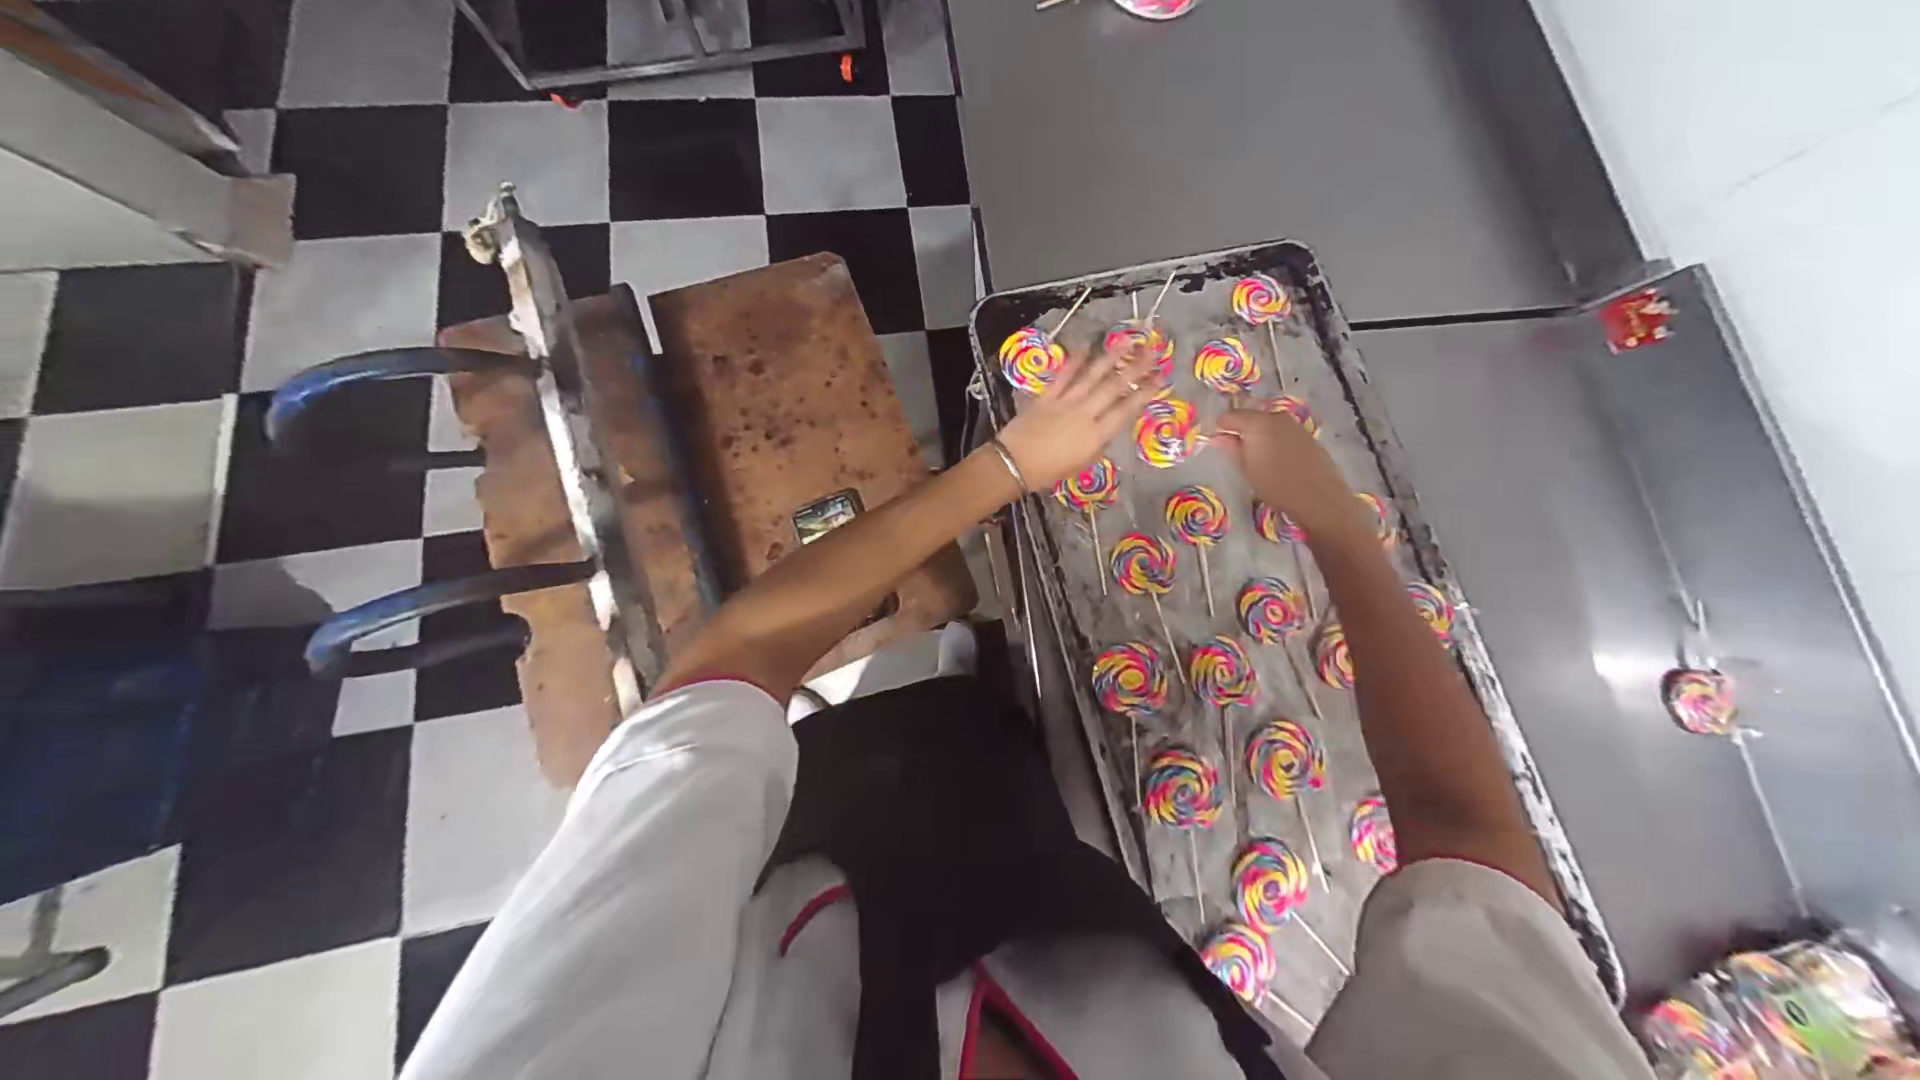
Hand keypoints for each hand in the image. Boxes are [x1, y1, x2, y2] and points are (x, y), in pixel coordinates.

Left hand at [994, 344, 1165, 491]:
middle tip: (1152, 351)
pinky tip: (1085, 347)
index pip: (1127, 409)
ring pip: (1092, 376)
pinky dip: (1074, 361)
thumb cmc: (1048, 472)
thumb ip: (1097, 446)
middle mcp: (1085, 414)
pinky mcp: (1046, 396)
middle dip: (1136, 368)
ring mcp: (1065, 402)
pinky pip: (1064, 376)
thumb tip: (1107, 431)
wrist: (1014, 464)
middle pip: (1114, 387)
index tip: (1161, 377)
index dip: (1146, 392)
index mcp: (1096, 435)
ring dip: (1110, 357)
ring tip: (1126, 341)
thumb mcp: (1080, 465)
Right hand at [1211, 408, 1364, 539]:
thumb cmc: (1275, 485)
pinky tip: (1277, 461)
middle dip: (1240, 431)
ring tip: (1257, 459)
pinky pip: (1282, 433)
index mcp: (1257, 423)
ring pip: (1267, 425)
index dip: (1221, 429)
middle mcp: (1276, 417)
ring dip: (1258, 436)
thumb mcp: (1246, 469)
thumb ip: (1232, 448)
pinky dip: (1274, 441)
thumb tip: (1219, 437)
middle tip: (1237, 454)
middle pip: (1250, 417)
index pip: (1229, 416)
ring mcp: (1294, 425)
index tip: (1218, 445)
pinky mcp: (1307, 435)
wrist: (1318, 497)